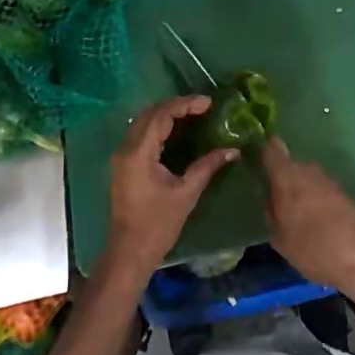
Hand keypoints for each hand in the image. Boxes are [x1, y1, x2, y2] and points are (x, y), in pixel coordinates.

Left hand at [107, 96, 236, 274]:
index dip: (185, 104)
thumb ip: (207, 166)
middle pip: (150, 113)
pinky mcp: (123, 164)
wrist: (129, 251)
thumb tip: (232, 150)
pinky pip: (140, 134)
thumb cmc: (158, 224)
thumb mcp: (186, 193)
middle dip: (176, 105)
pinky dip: (158, 126)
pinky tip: (176, 130)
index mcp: (139, 152)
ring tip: (192, 113)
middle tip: (202, 105)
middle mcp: (126, 148)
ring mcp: (121, 156)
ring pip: (143, 122)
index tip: (208, 103)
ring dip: (166, 113)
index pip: (161, 115)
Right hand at [259, 136, 354, 296]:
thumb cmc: (313, 249)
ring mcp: (330, 181)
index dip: (264, 150)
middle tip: (276, 201)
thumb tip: (271, 199)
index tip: (257, 159)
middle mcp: (309, 171)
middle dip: (283, 180)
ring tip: (297, 217)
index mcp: (287, 176)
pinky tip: (317, 225)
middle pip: (291, 167)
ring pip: (308, 179)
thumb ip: (271, 213)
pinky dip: (318, 202)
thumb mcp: (280, 239)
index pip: (272, 150)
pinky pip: (323, 192)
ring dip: (302, 192)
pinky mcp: (346, 194)